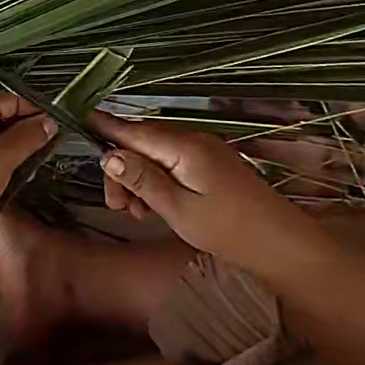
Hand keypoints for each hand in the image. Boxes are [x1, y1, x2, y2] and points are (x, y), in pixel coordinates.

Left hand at [0, 92, 56, 247]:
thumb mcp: (2, 158)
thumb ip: (28, 137)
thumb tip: (49, 120)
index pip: (9, 99)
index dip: (34, 112)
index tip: (56, 131)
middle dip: (22, 129)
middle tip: (46, 150)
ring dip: (7, 145)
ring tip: (27, 164)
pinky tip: (1, 174)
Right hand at [92, 112, 318, 266]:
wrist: (286, 248)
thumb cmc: (231, 231)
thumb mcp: (179, 210)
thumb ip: (142, 180)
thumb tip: (107, 154)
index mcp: (183, 147)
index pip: (133, 130)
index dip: (105, 125)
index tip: (78, 117)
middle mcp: (192, 140)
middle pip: (141, 143)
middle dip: (121, 169)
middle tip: (117, 207)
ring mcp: (204, 151)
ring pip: (155, 155)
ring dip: (138, 179)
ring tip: (135, 213)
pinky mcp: (210, 165)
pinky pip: (171, 164)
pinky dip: (156, 181)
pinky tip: (153, 207)